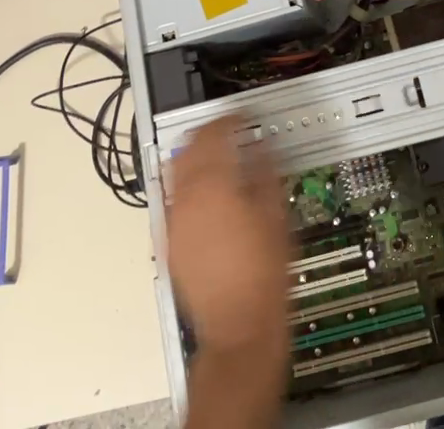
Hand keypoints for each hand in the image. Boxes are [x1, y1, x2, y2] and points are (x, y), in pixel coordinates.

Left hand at [166, 119, 293, 357]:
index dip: (228, 120)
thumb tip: (262, 147)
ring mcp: (172, 221)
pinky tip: (205, 195)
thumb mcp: (276, 216)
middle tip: (228, 131)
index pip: (213, 135)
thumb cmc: (264, 275)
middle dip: (206, 133)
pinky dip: (186, 187)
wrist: (238, 326)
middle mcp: (185, 198)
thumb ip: (266, 173)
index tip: (242, 118)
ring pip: (175, 172)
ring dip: (194, 158)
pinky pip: (172, 200)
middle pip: (186, 148)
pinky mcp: (167, 242)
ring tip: (216, 159)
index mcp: (213, 186)